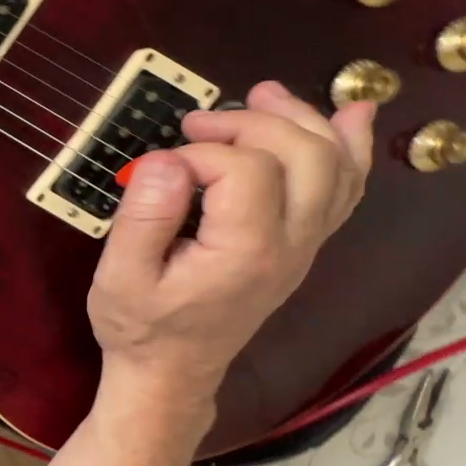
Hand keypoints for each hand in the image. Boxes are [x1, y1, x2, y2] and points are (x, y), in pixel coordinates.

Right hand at [89, 81, 375, 403]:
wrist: (170, 371)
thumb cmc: (138, 327)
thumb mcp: (117, 278)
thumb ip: (141, 219)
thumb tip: (161, 160)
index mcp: (244, 249)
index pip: (244, 168)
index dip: (196, 152)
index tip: (149, 170)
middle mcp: (290, 242)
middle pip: (302, 154)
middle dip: (250, 123)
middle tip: (193, 121)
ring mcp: (305, 243)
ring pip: (334, 163)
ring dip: (302, 120)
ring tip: (261, 95)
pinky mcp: (303, 244)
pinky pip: (345, 186)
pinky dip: (348, 146)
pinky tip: (345, 118)